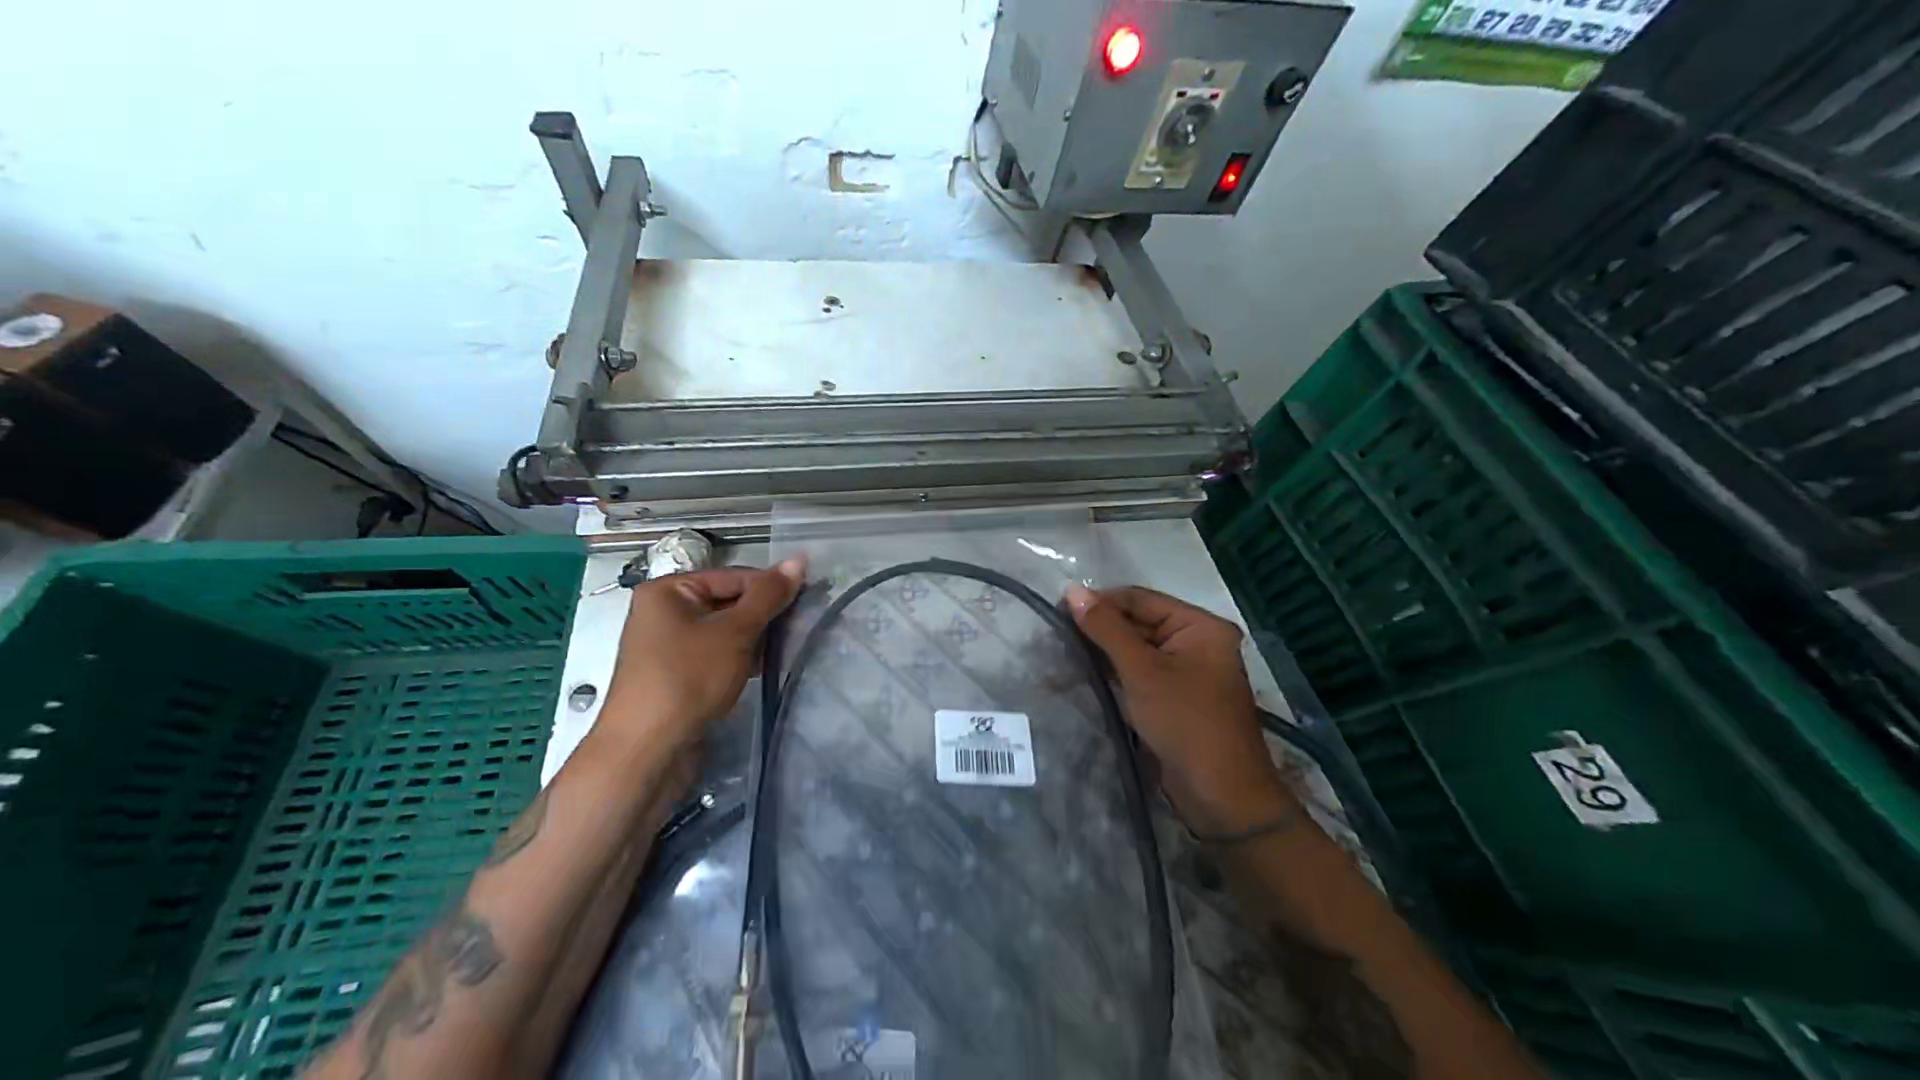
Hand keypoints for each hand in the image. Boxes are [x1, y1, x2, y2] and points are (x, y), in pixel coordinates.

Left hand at [598, 559, 804, 755]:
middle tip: (800, 625)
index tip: (806, 599)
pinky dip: (739, 658)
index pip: (732, 576)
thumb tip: (799, 559)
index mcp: (668, 590)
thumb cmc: (688, 677)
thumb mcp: (735, 631)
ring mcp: (667, 647)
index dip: (770, 587)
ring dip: (754, 639)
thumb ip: (769, 596)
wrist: (648, 748)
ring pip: (723, 631)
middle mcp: (663, 613)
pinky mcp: (676, 676)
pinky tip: (763, 668)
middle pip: (727, 602)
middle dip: (763, 615)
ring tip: (787, 647)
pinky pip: (714, 655)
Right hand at [1066, 584, 1295, 833]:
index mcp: (1201, 626)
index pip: (1141, 599)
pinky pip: (1139, 674)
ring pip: (1136, 650)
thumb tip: (1072, 590)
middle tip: (1054, 631)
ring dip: (1102, 651)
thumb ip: (1107, 629)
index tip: (1058, 607)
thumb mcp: (1143, 672)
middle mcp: (1196, 642)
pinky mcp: (1173, 698)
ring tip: (1059, 650)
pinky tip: (1080, 672)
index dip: (1101, 601)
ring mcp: (1186, 672)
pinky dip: (1113, 672)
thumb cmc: (1186, 723)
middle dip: (1099, 628)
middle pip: (1139, 623)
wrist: (1221, 797)